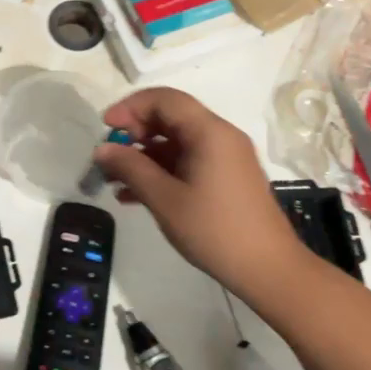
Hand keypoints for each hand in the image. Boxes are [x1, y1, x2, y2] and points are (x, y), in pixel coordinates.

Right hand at [93, 87, 302, 290]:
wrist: (269, 269)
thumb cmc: (214, 230)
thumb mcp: (164, 199)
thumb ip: (130, 168)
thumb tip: (101, 149)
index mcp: (210, 132)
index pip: (165, 99)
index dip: (130, 107)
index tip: (106, 127)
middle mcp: (221, 136)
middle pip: (170, 118)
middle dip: (135, 133)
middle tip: (110, 156)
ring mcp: (226, 157)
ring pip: (177, 142)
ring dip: (144, 156)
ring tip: (115, 181)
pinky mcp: (227, 178)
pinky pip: (188, 161)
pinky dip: (162, 171)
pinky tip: (136, 196)